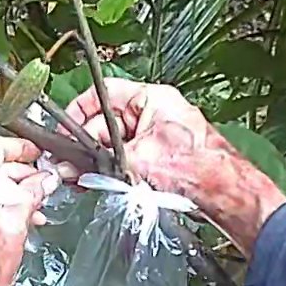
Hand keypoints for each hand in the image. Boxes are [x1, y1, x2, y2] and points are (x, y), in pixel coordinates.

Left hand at [0, 135, 60, 285]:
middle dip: (22, 173)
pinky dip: (3, 204)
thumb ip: (33, 193)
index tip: (39, 154)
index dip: (22, 149)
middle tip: (47, 180)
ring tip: (39, 202)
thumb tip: (46, 178)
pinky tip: (24, 215)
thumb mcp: (18, 223)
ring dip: (15, 190)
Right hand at [67, 77, 285, 253]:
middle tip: (66, 165)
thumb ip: (100, 162)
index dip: (80, 110)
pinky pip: (124, 161)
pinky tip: (94, 183)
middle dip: (84, 144)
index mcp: (151, 99)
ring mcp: (154, 136)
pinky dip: (109, 171)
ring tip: (78, 177)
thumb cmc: (193, 167)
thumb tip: (70, 167)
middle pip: (105, 122)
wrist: (221, 193)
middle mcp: (152, 114)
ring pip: (112, 145)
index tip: (64, 130)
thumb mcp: (138, 158)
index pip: (104, 92)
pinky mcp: (156, 159)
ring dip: (94, 161)